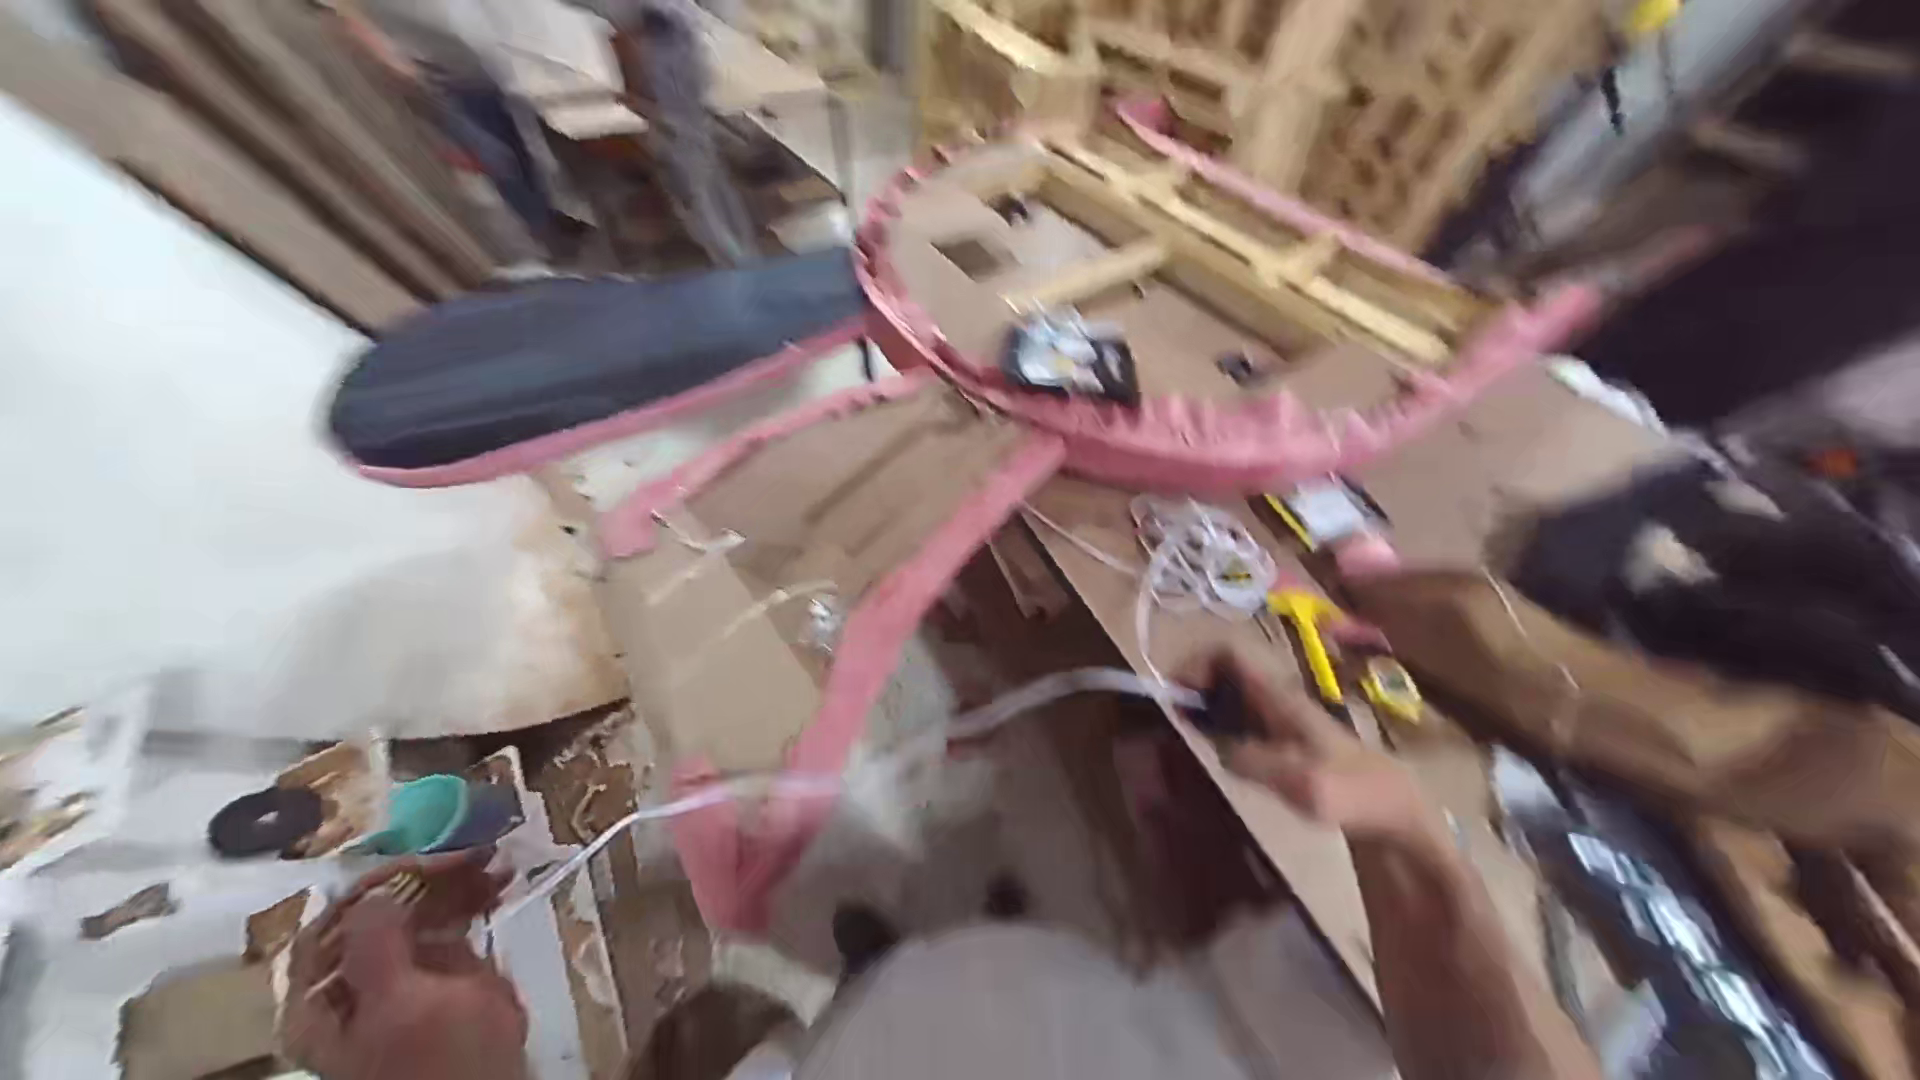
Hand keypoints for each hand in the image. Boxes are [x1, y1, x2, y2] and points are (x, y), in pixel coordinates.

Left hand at [283, 854, 528, 1079]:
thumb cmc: (437, 1059)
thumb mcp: (403, 1006)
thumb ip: (377, 949)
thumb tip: (377, 889)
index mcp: (324, 997)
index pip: (337, 920)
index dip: (380, 885)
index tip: (436, 861)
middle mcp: (356, 978)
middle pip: (382, 908)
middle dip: (430, 877)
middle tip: (481, 855)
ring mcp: (402, 972)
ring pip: (420, 907)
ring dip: (458, 880)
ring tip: (500, 865)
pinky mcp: (443, 968)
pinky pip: (450, 919)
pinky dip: (474, 896)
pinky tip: (501, 884)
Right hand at [1184, 649, 1439, 846]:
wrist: (1398, 815)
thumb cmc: (1353, 794)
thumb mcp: (1299, 783)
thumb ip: (1251, 761)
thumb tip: (1218, 748)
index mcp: (1278, 697)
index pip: (1228, 653)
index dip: (1195, 662)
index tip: (1177, 694)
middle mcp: (1276, 697)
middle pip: (1223, 670)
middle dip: (1195, 687)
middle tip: (1178, 721)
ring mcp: (1282, 716)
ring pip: (1230, 693)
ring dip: (1206, 708)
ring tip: (1193, 738)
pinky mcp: (1286, 738)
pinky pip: (1241, 719)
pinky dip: (1221, 727)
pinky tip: (1222, 755)